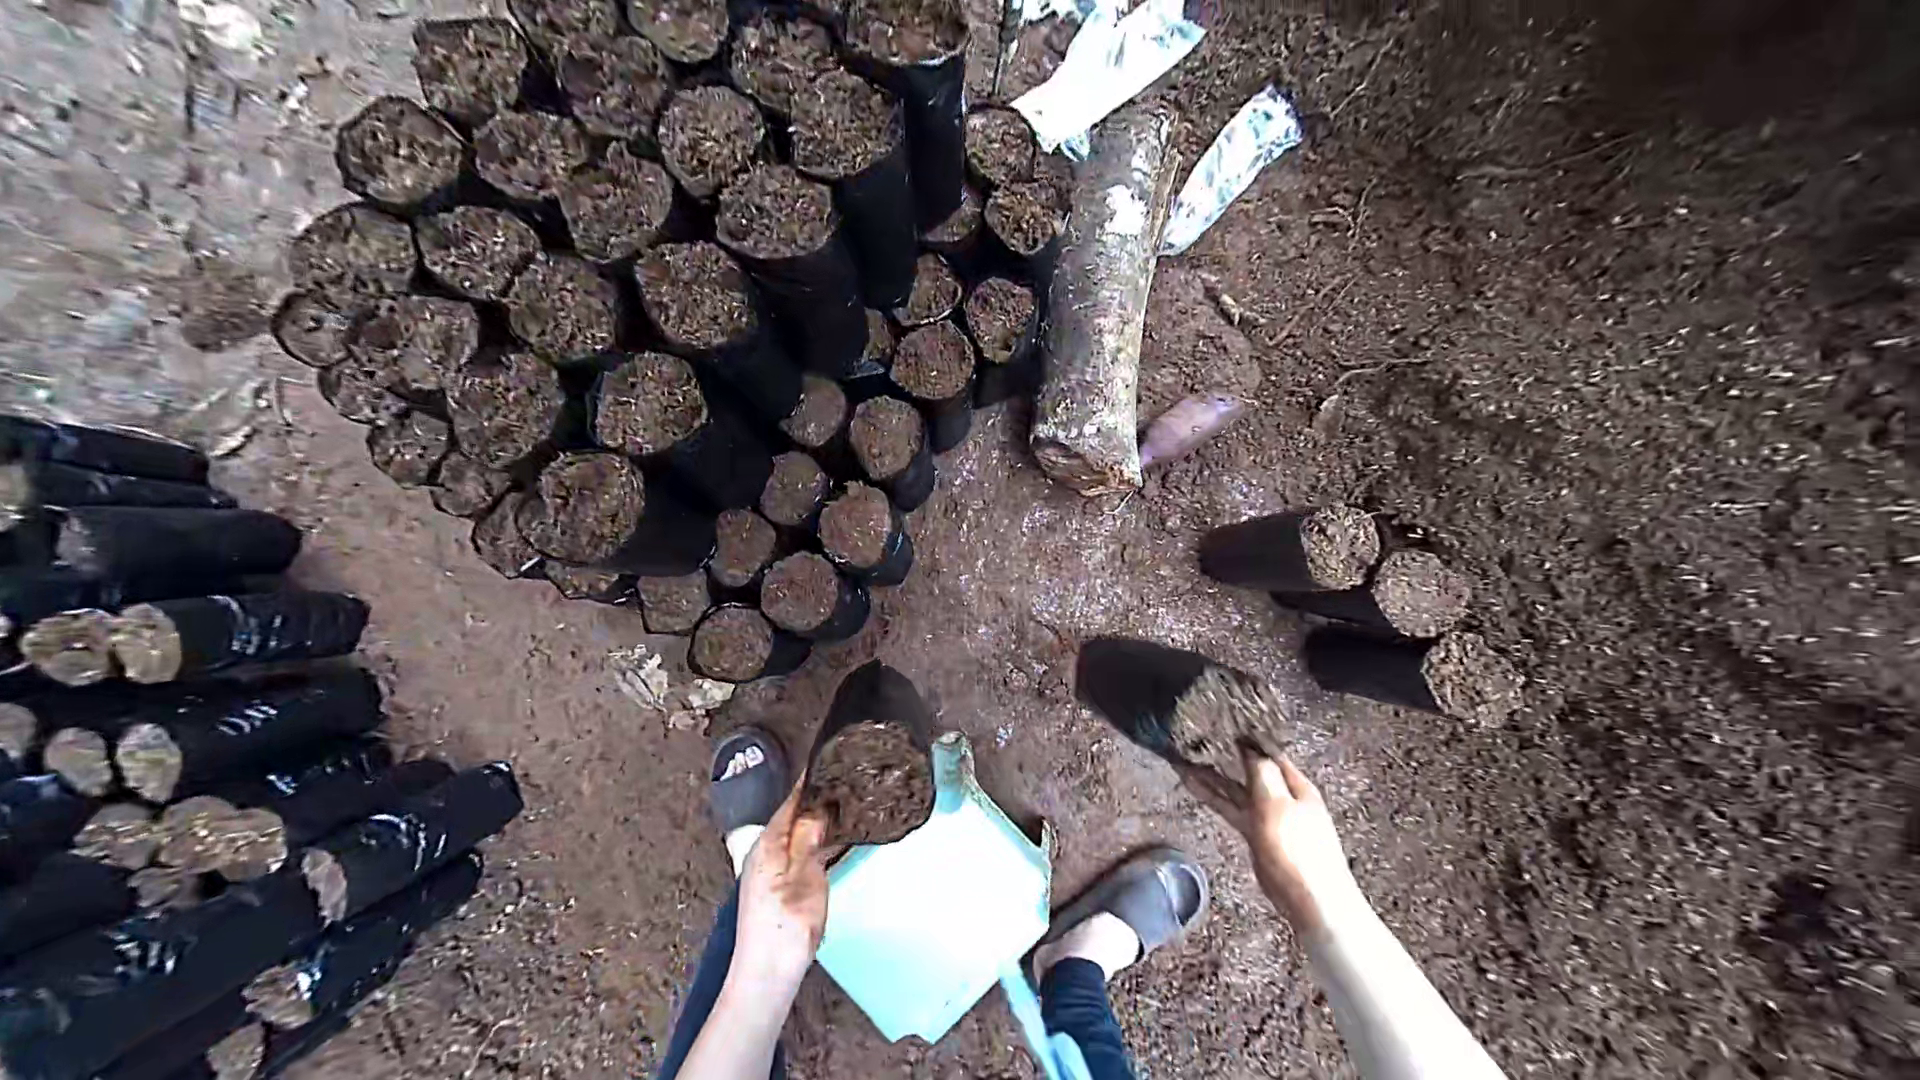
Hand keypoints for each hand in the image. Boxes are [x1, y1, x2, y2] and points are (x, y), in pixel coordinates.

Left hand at [730, 781, 830, 993]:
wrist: (764, 978)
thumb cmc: (786, 927)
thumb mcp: (806, 876)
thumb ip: (809, 837)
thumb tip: (816, 808)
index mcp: (768, 843)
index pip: (791, 800)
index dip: (810, 780)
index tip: (828, 760)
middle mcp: (764, 852)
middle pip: (792, 815)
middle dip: (816, 798)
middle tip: (844, 782)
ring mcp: (768, 871)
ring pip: (796, 834)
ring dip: (817, 822)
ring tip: (844, 808)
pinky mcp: (775, 888)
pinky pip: (798, 852)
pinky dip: (815, 842)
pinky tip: (832, 845)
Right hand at [1180, 749, 1363, 936]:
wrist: (1311, 901)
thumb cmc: (1298, 851)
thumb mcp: (1277, 804)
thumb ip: (1261, 772)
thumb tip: (1249, 746)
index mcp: (1295, 785)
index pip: (1266, 751)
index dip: (1244, 736)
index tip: (1219, 722)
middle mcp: (1281, 795)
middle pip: (1247, 768)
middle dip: (1222, 755)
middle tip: (1194, 740)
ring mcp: (1268, 814)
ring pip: (1234, 787)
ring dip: (1211, 775)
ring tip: (1184, 760)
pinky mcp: (1256, 832)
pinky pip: (1230, 806)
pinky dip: (1212, 795)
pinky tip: (1193, 785)